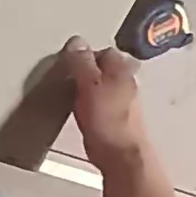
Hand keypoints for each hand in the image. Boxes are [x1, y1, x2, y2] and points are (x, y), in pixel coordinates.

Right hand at [61, 36, 151, 169]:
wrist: (120, 155)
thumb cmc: (106, 120)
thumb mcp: (88, 85)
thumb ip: (81, 62)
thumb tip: (76, 41)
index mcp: (121, 69)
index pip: (103, 50)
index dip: (84, 54)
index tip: (68, 62)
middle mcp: (126, 82)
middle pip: (104, 68)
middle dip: (87, 70)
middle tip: (69, 78)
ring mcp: (124, 101)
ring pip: (103, 86)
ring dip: (89, 88)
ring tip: (73, 95)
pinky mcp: (118, 119)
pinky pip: (102, 104)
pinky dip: (91, 104)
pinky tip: (82, 112)